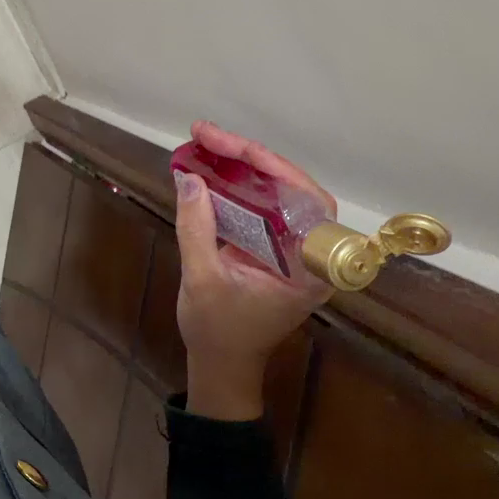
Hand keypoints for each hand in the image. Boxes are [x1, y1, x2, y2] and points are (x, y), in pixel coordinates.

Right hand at [172, 122, 333, 421]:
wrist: (221, 364)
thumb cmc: (217, 329)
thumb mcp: (202, 278)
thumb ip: (196, 227)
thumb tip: (189, 177)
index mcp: (307, 266)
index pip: (308, 203)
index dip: (278, 170)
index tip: (238, 150)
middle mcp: (306, 252)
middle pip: (291, 189)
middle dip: (251, 157)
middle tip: (207, 134)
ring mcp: (289, 248)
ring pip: (276, 193)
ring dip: (241, 165)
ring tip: (204, 141)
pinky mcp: (271, 246)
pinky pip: (261, 205)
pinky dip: (236, 183)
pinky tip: (210, 167)